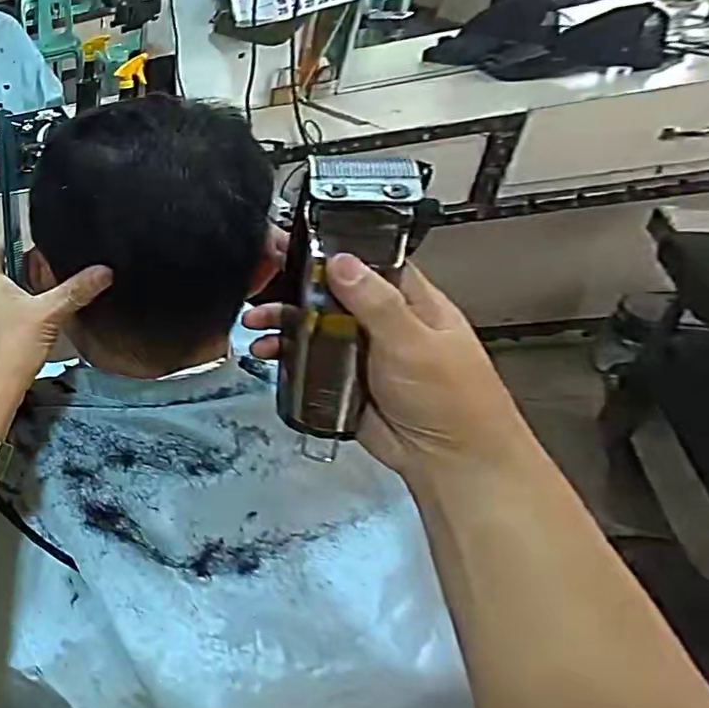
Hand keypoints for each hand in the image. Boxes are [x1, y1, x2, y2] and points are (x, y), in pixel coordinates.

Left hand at [0, 242, 111, 435]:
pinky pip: (22, 306)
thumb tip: (104, 270)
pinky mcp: (2, 328)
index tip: (47, 232)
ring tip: (69, 283)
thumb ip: (76, 290)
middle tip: (67, 261)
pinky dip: (38, 304)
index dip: (21, 234)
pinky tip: (59, 308)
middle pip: (15, 265)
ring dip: (41, 286)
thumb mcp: (48, 314)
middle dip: (39, 263)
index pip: (1, 242)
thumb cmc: (11, 346)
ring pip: (20, 288)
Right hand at [243, 255, 531, 480]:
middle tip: (260, 281)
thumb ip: (376, 301)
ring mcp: (359, 350)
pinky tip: (266, 350)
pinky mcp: (341, 377)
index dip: (332, 251)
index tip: (294, 244)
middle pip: (329, 292)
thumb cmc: (453, 401)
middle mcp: (382, 322)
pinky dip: (283, 352)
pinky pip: (306, 357)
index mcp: (410, 303)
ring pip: (312, 324)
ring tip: (255, 320)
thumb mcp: (413, 342)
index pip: (368, 263)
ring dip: (281, 319)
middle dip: (293, 287)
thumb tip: (341, 261)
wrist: (448, 463)